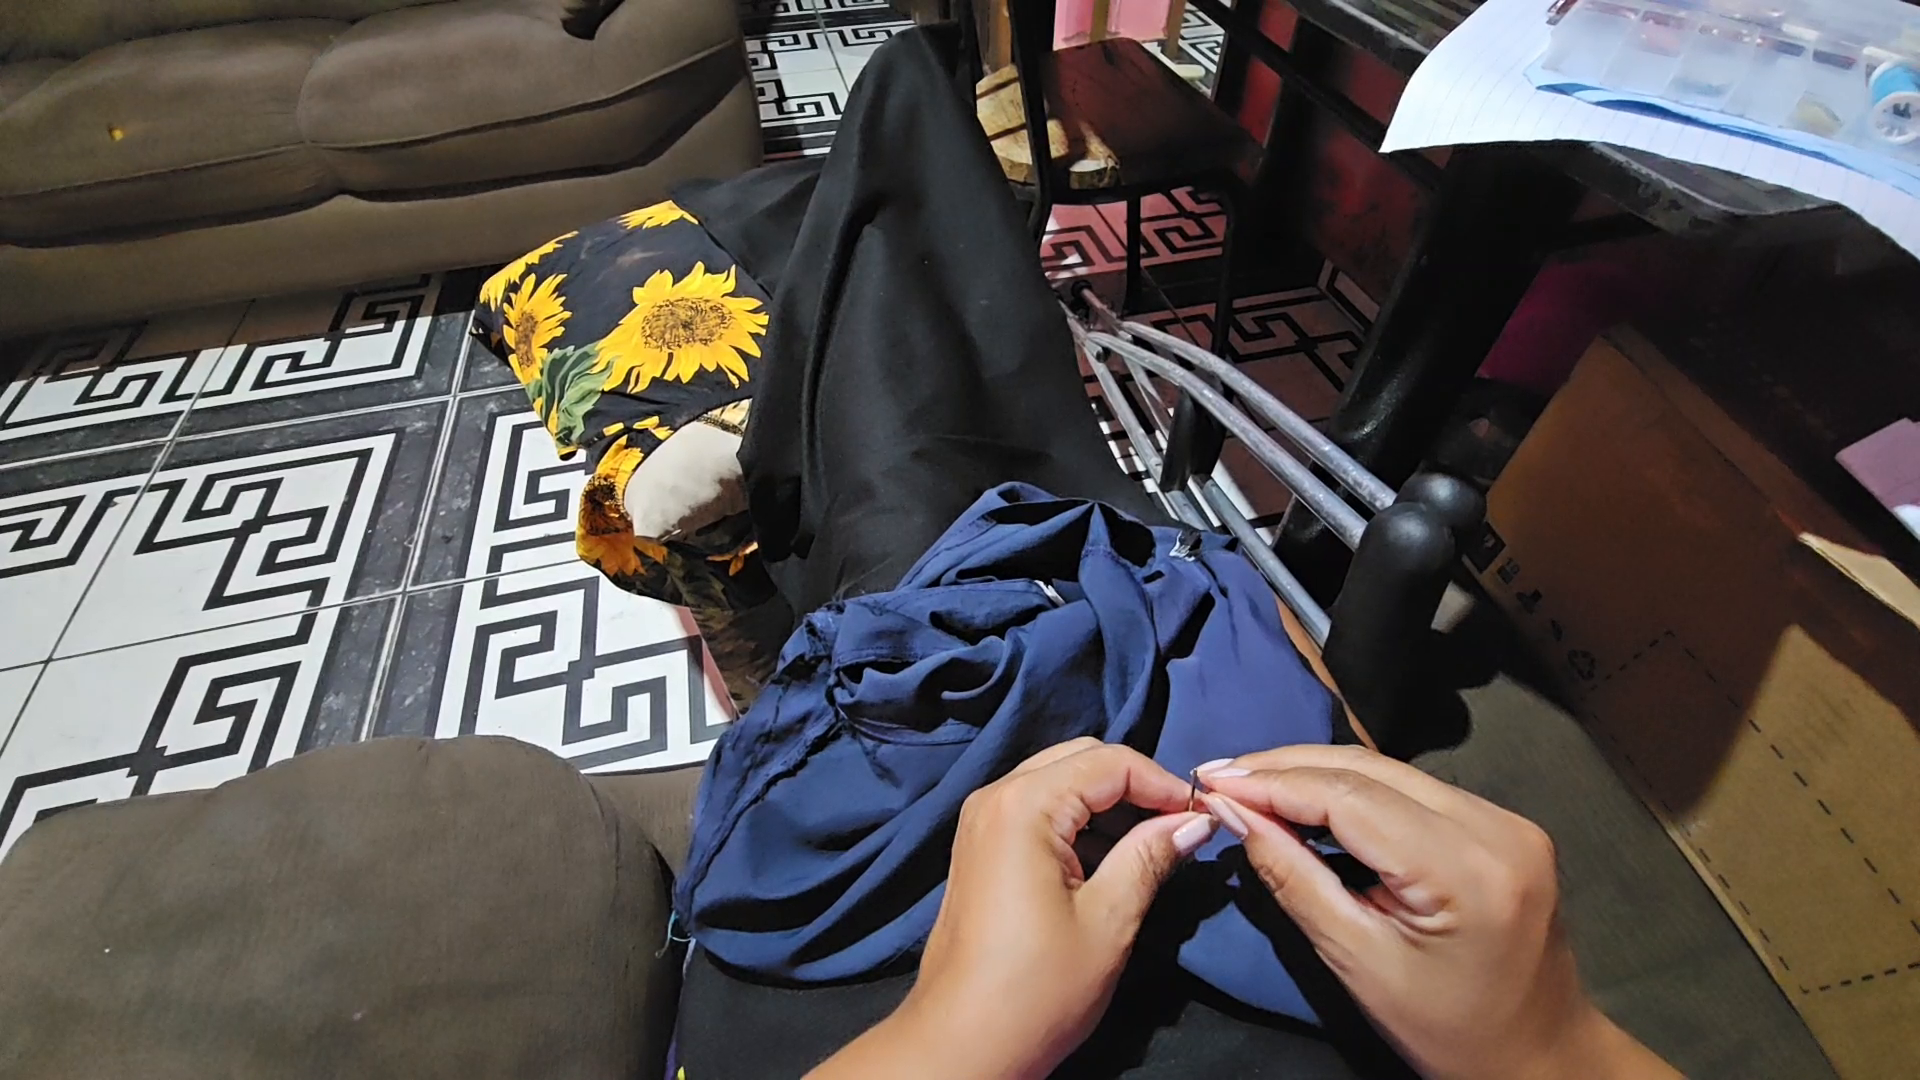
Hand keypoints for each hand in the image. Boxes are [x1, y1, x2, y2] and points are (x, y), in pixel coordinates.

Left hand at [810, 738, 1214, 1079]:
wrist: (961, 1044)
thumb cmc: (1038, 987)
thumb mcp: (1108, 921)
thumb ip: (1150, 856)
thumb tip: (1195, 821)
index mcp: (1024, 803)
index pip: (1108, 761)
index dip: (1161, 782)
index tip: (1202, 815)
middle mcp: (996, 793)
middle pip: (1080, 759)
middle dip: (1134, 784)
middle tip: (1178, 826)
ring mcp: (983, 816)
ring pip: (1058, 778)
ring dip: (1107, 800)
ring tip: (1151, 842)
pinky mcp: (980, 841)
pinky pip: (1037, 804)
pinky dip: (1077, 817)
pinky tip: (1106, 855)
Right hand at [1198, 745, 1678, 1079]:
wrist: (1547, 1060)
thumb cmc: (1448, 1030)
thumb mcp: (1355, 960)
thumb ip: (1291, 875)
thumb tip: (1230, 809)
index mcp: (1468, 870)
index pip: (1348, 797)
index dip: (1271, 783)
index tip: (1209, 781)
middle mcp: (1493, 824)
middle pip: (1362, 767)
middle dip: (1281, 767)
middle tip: (1218, 774)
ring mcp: (1500, 815)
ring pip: (1378, 766)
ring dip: (1306, 769)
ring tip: (1245, 779)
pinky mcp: (1493, 818)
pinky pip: (1399, 782)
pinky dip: (1340, 782)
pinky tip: (1299, 790)